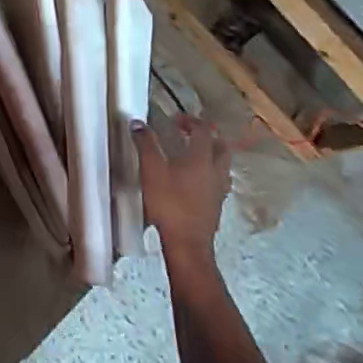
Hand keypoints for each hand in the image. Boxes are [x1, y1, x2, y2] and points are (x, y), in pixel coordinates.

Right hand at [131, 116, 229, 261]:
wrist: (188, 243)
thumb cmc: (170, 204)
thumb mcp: (152, 171)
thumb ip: (145, 145)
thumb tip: (138, 123)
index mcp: (202, 156)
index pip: (202, 130)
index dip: (191, 121)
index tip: (177, 120)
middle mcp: (216, 169)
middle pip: (220, 145)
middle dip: (208, 136)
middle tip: (192, 134)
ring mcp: (220, 189)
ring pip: (223, 165)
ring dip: (213, 155)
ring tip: (197, 156)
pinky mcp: (217, 205)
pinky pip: (220, 182)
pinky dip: (211, 175)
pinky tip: (199, 183)